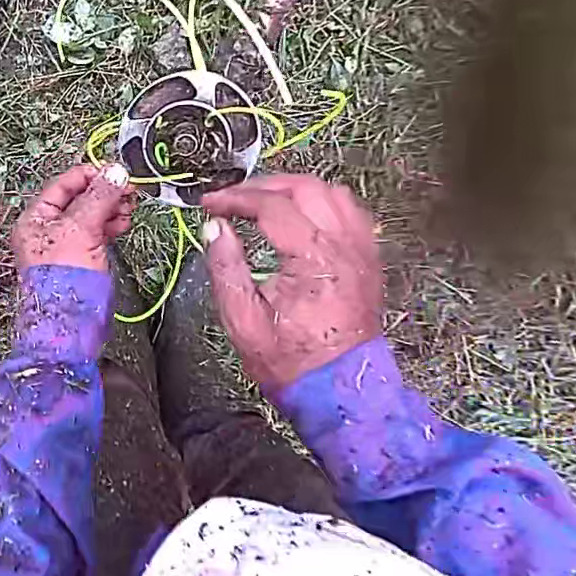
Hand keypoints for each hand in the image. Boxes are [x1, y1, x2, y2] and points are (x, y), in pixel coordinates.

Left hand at [9, 164, 134, 273]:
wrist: (70, 321)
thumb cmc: (63, 278)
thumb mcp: (79, 230)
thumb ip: (98, 198)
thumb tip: (115, 172)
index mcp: (35, 218)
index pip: (62, 185)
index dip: (88, 175)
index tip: (115, 172)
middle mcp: (47, 228)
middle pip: (78, 198)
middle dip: (104, 191)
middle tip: (128, 189)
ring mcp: (65, 241)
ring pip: (91, 213)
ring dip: (111, 206)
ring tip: (128, 206)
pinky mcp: (82, 254)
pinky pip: (97, 229)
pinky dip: (112, 222)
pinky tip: (124, 220)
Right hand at [199, 175, 382, 393]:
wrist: (338, 390)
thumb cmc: (287, 357)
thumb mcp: (241, 316)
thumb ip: (225, 265)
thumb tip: (214, 226)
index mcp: (315, 260)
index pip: (272, 206)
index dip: (234, 199)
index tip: (208, 204)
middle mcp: (346, 248)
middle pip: (307, 187)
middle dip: (262, 185)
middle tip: (230, 198)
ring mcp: (363, 252)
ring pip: (332, 193)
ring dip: (292, 189)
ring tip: (259, 202)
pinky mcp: (368, 259)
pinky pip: (350, 212)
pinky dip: (319, 203)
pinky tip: (296, 216)